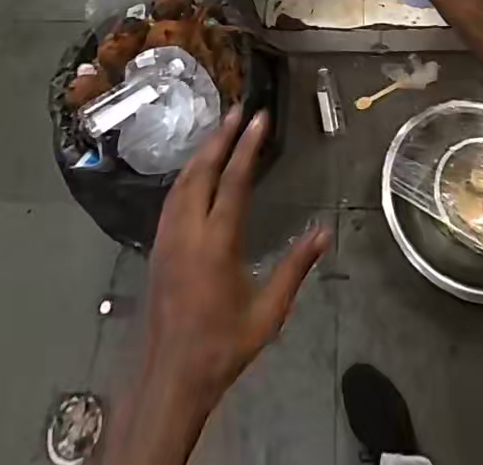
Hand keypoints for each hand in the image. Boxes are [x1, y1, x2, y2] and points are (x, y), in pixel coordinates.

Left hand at [138, 108, 331, 423]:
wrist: (172, 371)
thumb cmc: (224, 345)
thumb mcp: (269, 312)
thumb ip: (295, 268)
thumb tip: (324, 232)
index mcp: (217, 243)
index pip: (234, 181)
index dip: (247, 147)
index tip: (259, 119)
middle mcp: (188, 229)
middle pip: (202, 170)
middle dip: (221, 137)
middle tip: (238, 111)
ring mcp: (167, 233)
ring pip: (182, 180)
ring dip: (201, 151)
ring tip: (220, 130)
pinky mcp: (157, 242)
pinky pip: (171, 196)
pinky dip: (186, 173)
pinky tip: (195, 170)